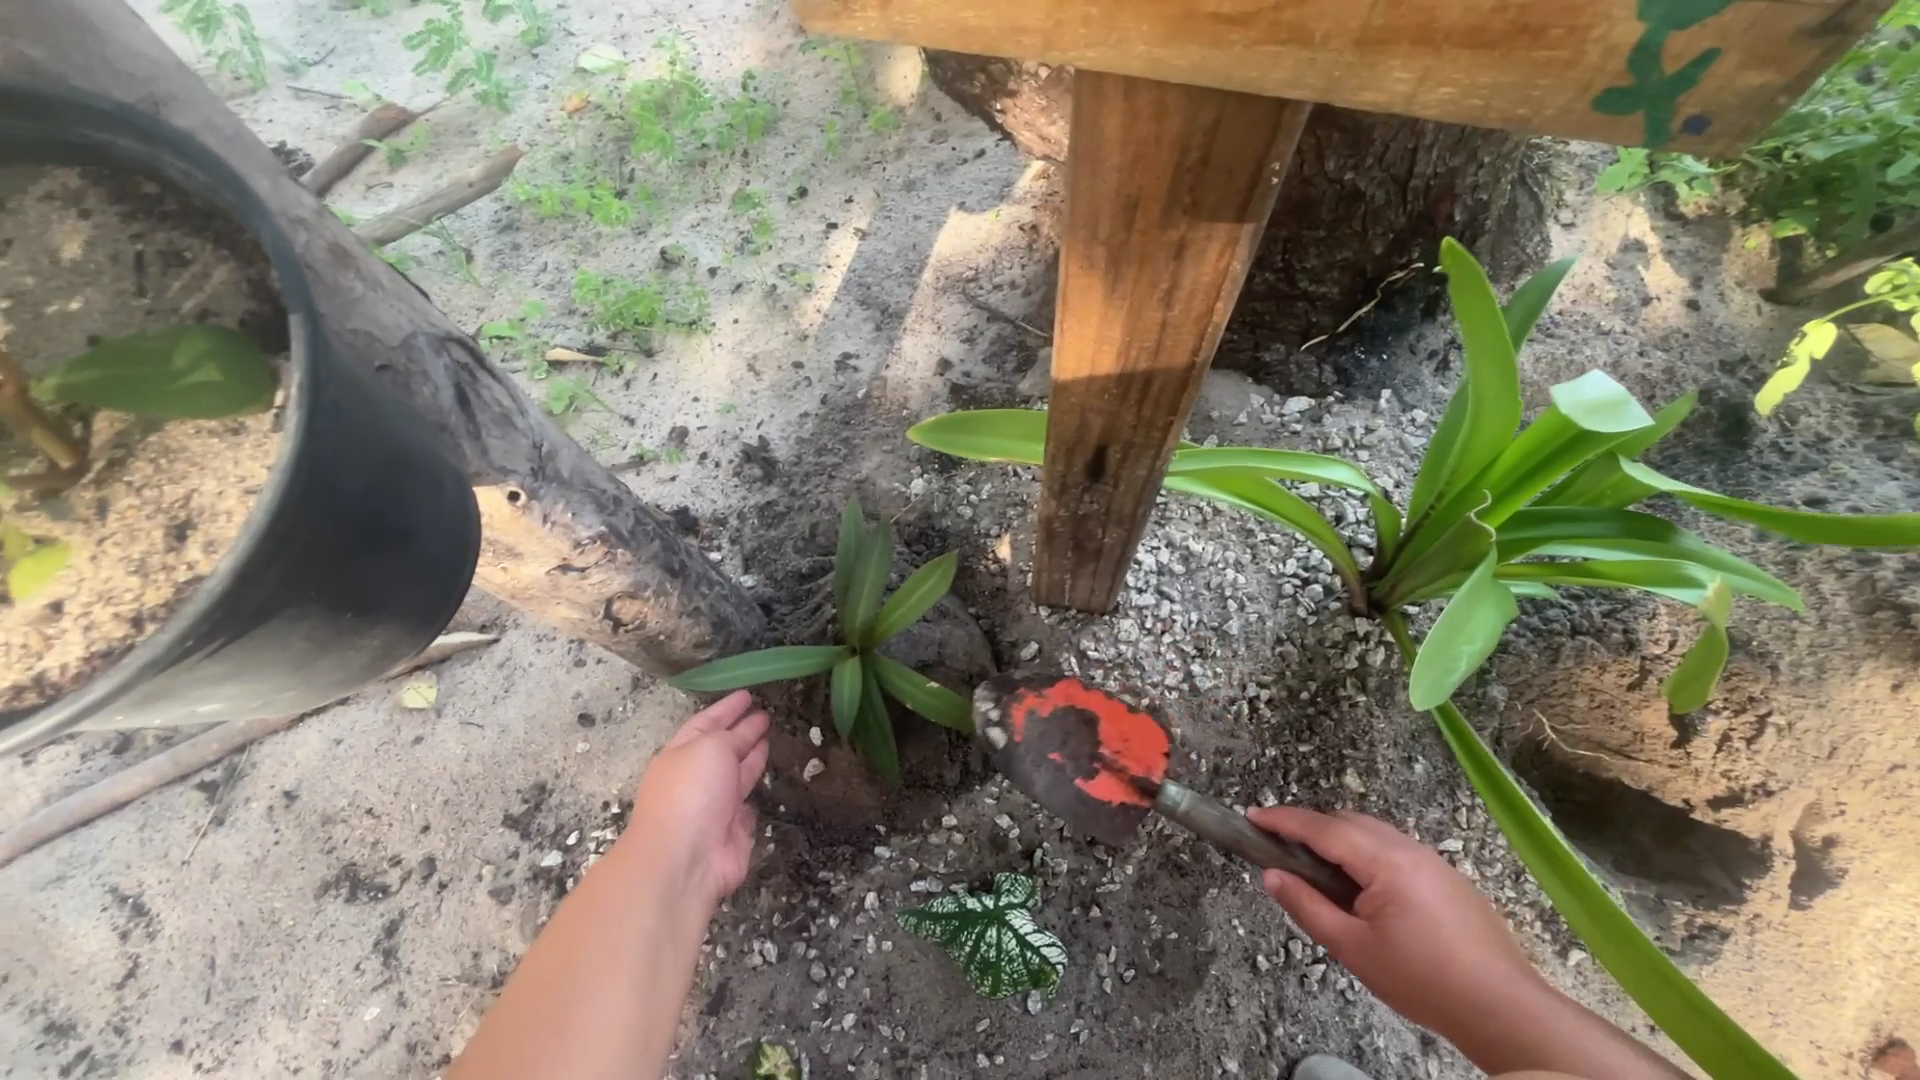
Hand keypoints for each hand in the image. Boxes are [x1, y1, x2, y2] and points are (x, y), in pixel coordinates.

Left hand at [629, 690, 770, 907]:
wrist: (685, 860)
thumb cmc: (691, 794)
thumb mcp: (710, 748)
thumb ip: (731, 737)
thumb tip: (745, 743)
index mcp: (681, 754)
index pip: (706, 723)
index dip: (727, 708)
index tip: (747, 694)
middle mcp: (697, 777)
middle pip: (724, 747)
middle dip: (743, 729)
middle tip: (767, 713)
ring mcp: (715, 804)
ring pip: (738, 772)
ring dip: (753, 754)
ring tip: (771, 735)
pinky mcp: (734, 830)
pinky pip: (749, 803)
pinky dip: (757, 789)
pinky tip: (769, 776)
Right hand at [1247, 806, 1548, 1034]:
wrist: (1505, 1011)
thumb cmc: (1423, 981)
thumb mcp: (1353, 948)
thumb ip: (1307, 907)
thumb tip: (1271, 876)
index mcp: (1385, 861)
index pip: (1322, 828)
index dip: (1283, 820)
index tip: (1253, 817)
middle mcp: (1410, 849)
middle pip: (1349, 822)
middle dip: (1311, 828)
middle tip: (1281, 849)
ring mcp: (1434, 862)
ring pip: (1374, 834)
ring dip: (1340, 841)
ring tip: (1318, 872)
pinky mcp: (1449, 879)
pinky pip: (1396, 851)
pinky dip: (1367, 855)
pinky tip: (1363, 891)